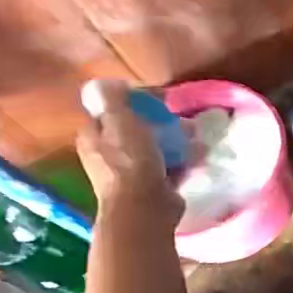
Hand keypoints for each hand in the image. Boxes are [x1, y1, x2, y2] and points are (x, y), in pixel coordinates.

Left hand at [78, 78, 183, 226]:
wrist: (146, 208)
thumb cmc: (130, 162)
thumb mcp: (119, 120)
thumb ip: (114, 99)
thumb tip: (112, 84)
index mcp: (94, 137)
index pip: (109, 112)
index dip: (132, 102)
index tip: (156, 99)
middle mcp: (108, 156)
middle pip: (134, 131)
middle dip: (158, 122)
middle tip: (179, 117)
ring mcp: (131, 175)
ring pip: (154, 149)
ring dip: (174, 141)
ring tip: (194, 135)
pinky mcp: (153, 189)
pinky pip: (169, 168)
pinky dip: (183, 161)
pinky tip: (198, 154)